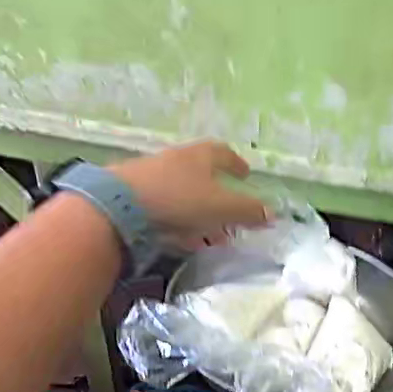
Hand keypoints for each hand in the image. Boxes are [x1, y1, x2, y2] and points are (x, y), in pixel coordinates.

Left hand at [108, 141, 269, 241]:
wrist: (120, 207)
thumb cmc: (179, 200)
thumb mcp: (221, 207)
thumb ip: (248, 211)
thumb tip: (272, 214)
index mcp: (199, 156)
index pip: (223, 154)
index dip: (236, 164)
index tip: (245, 174)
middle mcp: (176, 161)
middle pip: (202, 174)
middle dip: (219, 193)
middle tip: (231, 212)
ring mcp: (153, 178)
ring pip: (184, 193)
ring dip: (199, 211)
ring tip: (211, 233)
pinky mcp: (136, 198)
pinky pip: (167, 209)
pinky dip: (180, 221)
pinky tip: (183, 237)